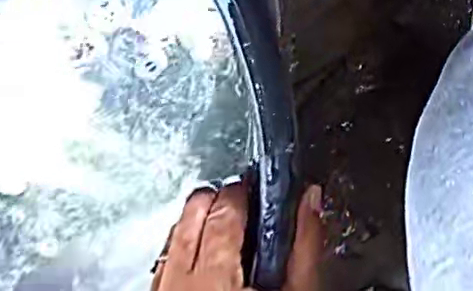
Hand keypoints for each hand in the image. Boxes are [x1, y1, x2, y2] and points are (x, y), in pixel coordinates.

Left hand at [152, 182, 323, 290]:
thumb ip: (305, 246)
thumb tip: (311, 199)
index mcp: (215, 275)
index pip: (224, 209)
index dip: (242, 193)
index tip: (255, 190)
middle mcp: (178, 284)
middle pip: (191, 216)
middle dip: (215, 202)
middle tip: (240, 203)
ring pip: (172, 241)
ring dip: (195, 226)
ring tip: (220, 230)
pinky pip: (161, 270)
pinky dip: (179, 256)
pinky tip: (198, 264)